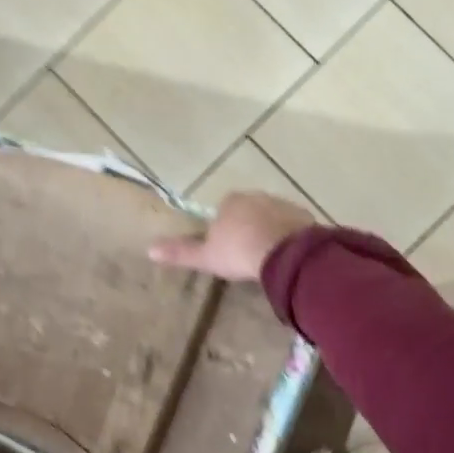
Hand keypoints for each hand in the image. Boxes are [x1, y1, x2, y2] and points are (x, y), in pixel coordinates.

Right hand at [150, 192, 314, 281]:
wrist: (283, 254)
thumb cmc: (239, 252)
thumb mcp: (206, 256)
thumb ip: (181, 252)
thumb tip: (150, 249)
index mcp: (231, 201)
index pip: (225, 209)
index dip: (226, 228)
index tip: (229, 248)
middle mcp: (257, 196)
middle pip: (250, 210)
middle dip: (250, 227)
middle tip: (250, 254)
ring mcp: (282, 204)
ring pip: (273, 216)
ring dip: (271, 231)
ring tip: (270, 257)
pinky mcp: (303, 216)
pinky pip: (293, 226)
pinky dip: (290, 236)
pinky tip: (289, 255)